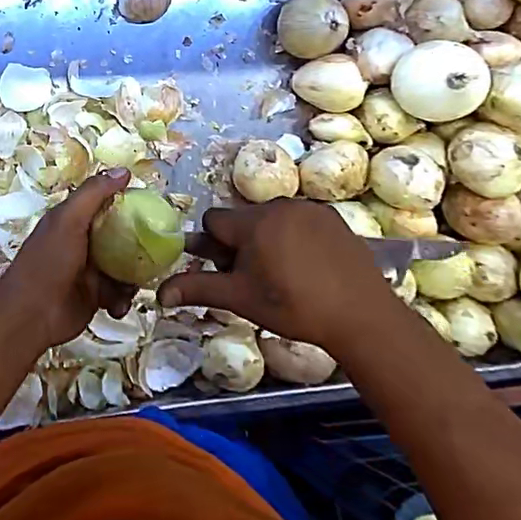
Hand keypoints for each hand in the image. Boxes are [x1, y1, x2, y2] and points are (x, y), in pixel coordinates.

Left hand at [0, 168, 137, 352]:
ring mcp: (89, 271)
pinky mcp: (94, 297)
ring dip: (134, 275)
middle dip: (139, 243)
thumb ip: (93, 194)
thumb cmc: (48, 262)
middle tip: (161, 248)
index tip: (154, 206)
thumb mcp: (69, 220)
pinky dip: (123, 299)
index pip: (105, 205)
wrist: (31, 315)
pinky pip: (118, 293)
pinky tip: (120, 305)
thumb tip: (123, 171)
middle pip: (120, 237)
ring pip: (124, 267)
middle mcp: (83, 242)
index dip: (128, 204)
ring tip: (138, 282)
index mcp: (73, 220)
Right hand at [156, 199, 403, 353]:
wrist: (361, 314)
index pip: (213, 221)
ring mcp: (308, 208)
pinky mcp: (332, 217)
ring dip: (267, 239)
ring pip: (271, 219)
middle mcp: (278, 205)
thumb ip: (197, 288)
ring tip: (284, 275)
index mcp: (252, 222)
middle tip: (255, 278)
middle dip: (240, 244)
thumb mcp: (240, 298)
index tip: (229, 271)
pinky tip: (309, 267)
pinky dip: (295, 237)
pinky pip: (299, 220)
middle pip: (242, 220)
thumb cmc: (293, 306)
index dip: (214, 246)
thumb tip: (159, 294)